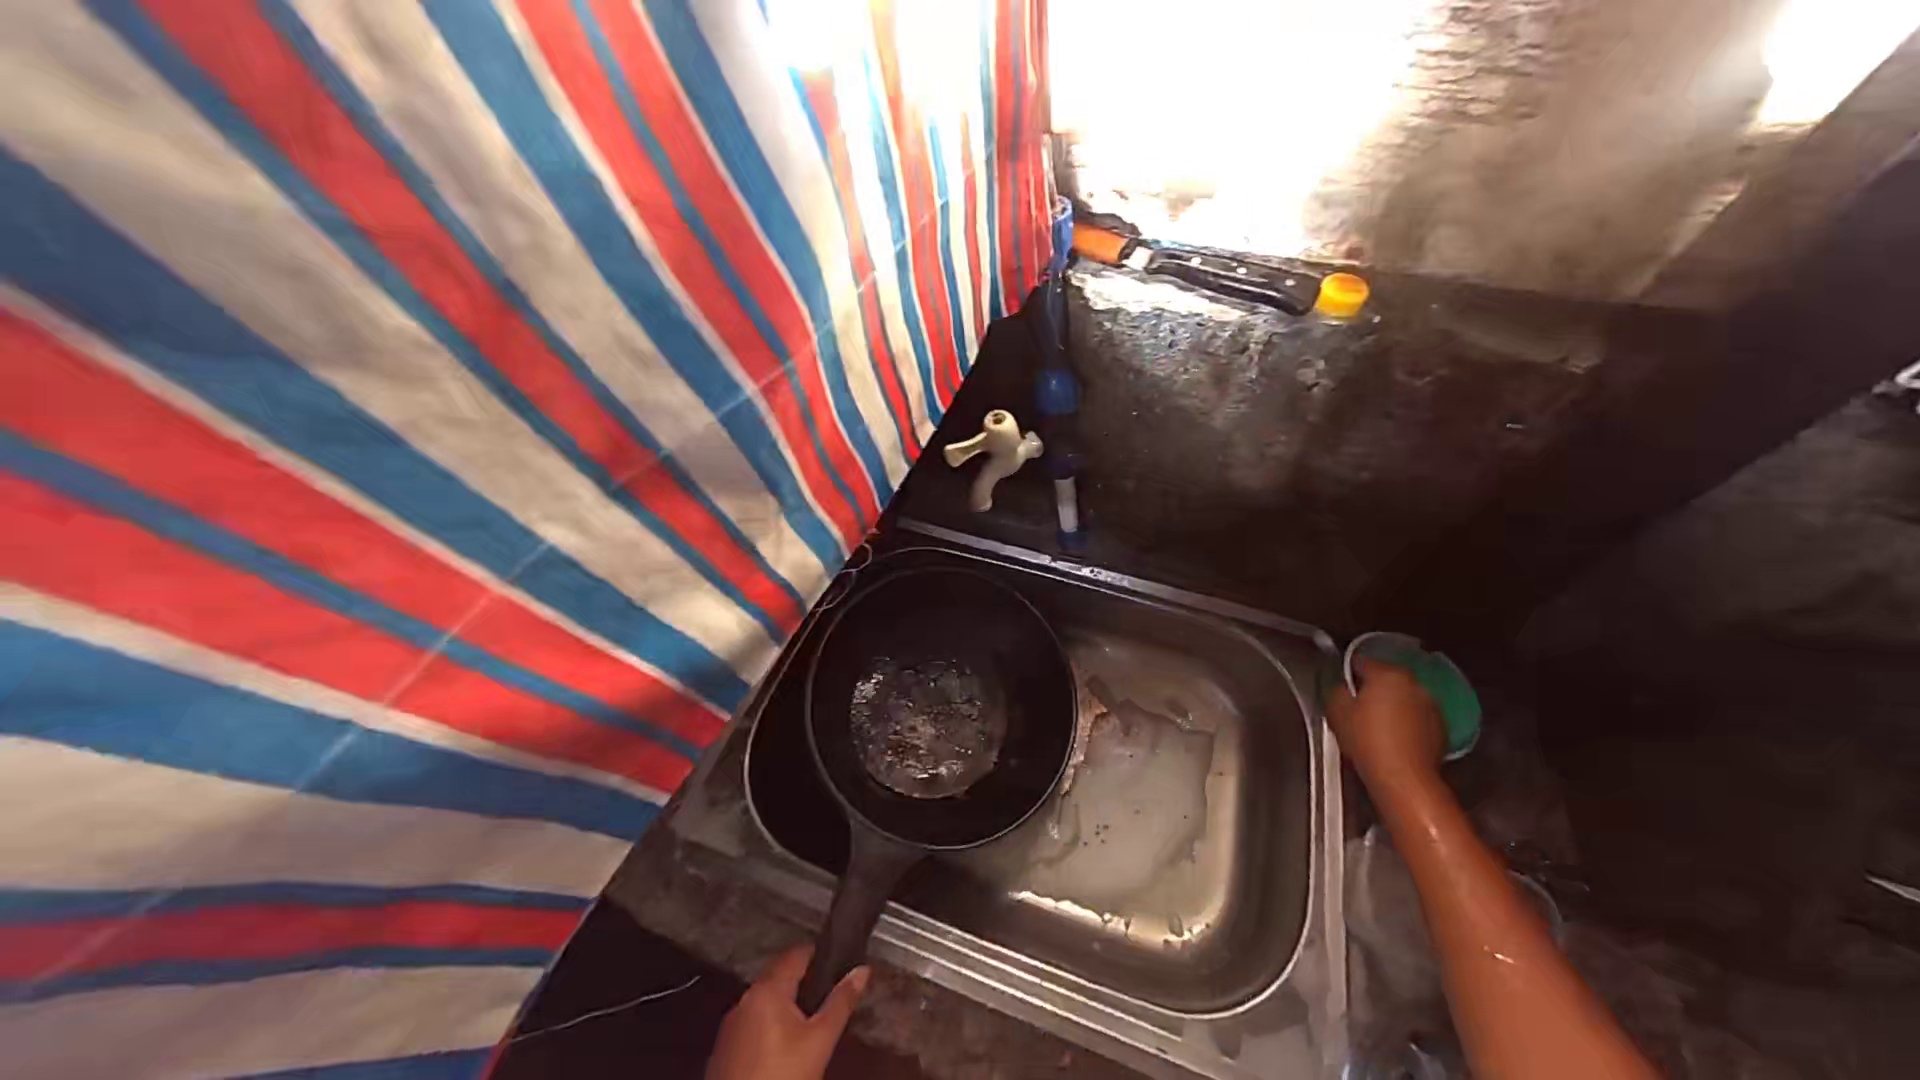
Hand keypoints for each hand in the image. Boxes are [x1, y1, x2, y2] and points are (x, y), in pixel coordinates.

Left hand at [706, 945, 868, 1079]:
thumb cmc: (783, 1078)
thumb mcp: (820, 1041)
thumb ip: (841, 1002)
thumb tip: (862, 970)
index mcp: (767, 990)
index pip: (796, 954)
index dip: (819, 954)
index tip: (838, 962)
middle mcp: (745, 999)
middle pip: (779, 975)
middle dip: (804, 980)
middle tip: (830, 994)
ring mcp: (731, 1026)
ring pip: (765, 1000)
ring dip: (787, 1003)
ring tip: (812, 1021)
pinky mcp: (724, 1050)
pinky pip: (753, 1022)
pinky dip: (771, 1024)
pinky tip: (785, 1047)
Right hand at [1328, 657, 1444, 787]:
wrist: (1404, 778)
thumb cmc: (1366, 740)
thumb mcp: (1337, 711)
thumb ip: (1337, 690)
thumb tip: (1343, 687)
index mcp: (1387, 674)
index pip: (1361, 662)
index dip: (1347, 673)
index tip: (1340, 688)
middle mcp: (1414, 683)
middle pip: (1385, 678)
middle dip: (1371, 688)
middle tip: (1355, 707)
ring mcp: (1432, 705)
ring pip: (1403, 697)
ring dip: (1390, 704)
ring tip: (1375, 725)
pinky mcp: (1441, 727)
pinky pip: (1416, 716)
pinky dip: (1405, 721)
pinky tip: (1393, 738)